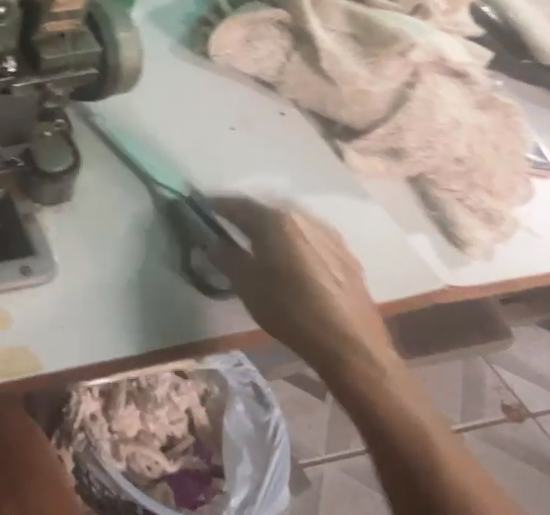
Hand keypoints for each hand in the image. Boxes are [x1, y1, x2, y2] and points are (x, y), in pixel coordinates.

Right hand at [207, 196, 396, 373]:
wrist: (351, 345)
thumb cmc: (290, 310)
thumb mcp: (246, 284)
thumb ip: (224, 256)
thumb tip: (210, 241)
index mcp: (276, 221)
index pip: (237, 204)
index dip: (215, 205)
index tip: (198, 208)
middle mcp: (304, 219)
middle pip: (266, 209)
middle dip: (244, 215)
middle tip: (225, 226)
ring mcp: (330, 236)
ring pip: (290, 222)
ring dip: (270, 227)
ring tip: (256, 241)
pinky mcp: (346, 255)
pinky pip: (310, 237)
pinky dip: (293, 240)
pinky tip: (289, 258)